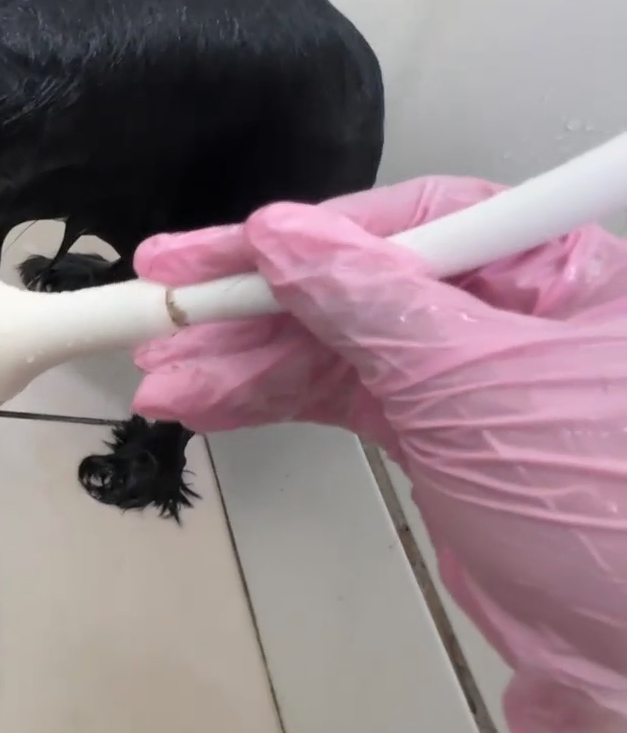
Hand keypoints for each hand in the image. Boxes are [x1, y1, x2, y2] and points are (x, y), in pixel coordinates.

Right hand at [130, 176, 626, 732]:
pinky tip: (196, 409)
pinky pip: (321, 397)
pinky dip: (256, 403)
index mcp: (548, 276)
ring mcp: (451, 374)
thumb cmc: (605, 506)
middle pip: (341, 290)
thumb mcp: (480, 388)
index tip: (193, 259)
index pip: (402, 225)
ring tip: (156, 389)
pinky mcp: (419, 429)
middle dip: (239, 317)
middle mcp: (495, 313)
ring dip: (230, 369)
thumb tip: (277, 231)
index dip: (289, 237)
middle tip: (150, 326)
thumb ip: (374, 305)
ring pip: (316, 349)